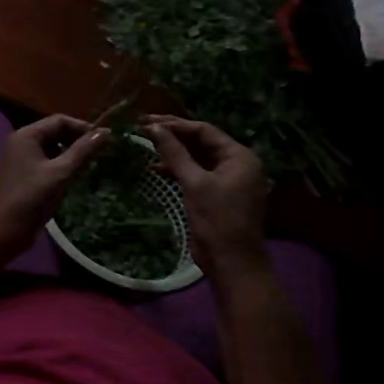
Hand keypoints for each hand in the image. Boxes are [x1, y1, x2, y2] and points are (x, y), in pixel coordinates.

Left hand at [0, 114, 107, 251]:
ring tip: (92, 165)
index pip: (60, 121)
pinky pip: (49, 162)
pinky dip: (64, 166)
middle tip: (101, 153)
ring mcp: (24, 158)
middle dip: (79, 141)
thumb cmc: (32, 197)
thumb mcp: (61, 172)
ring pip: (54, 148)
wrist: (6, 229)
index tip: (104, 140)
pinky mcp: (27, 174)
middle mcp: (23, 142)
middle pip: (57, 132)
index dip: (83, 128)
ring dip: (73, 154)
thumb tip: (106, 132)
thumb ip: (83, 151)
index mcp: (27, 135)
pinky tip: (78, 177)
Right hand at [143, 115, 269, 278]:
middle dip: (173, 136)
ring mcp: (227, 179)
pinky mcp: (217, 194)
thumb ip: (174, 153)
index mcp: (239, 156)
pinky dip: (178, 170)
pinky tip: (157, 169)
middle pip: (201, 142)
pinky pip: (197, 173)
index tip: (149, 121)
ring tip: (147, 147)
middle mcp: (237, 163)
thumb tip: (154, 128)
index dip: (175, 124)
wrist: (231, 263)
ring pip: (197, 158)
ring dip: (174, 153)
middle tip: (144, 128)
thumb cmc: (217, 219)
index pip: (204, 130)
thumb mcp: (194, 182)